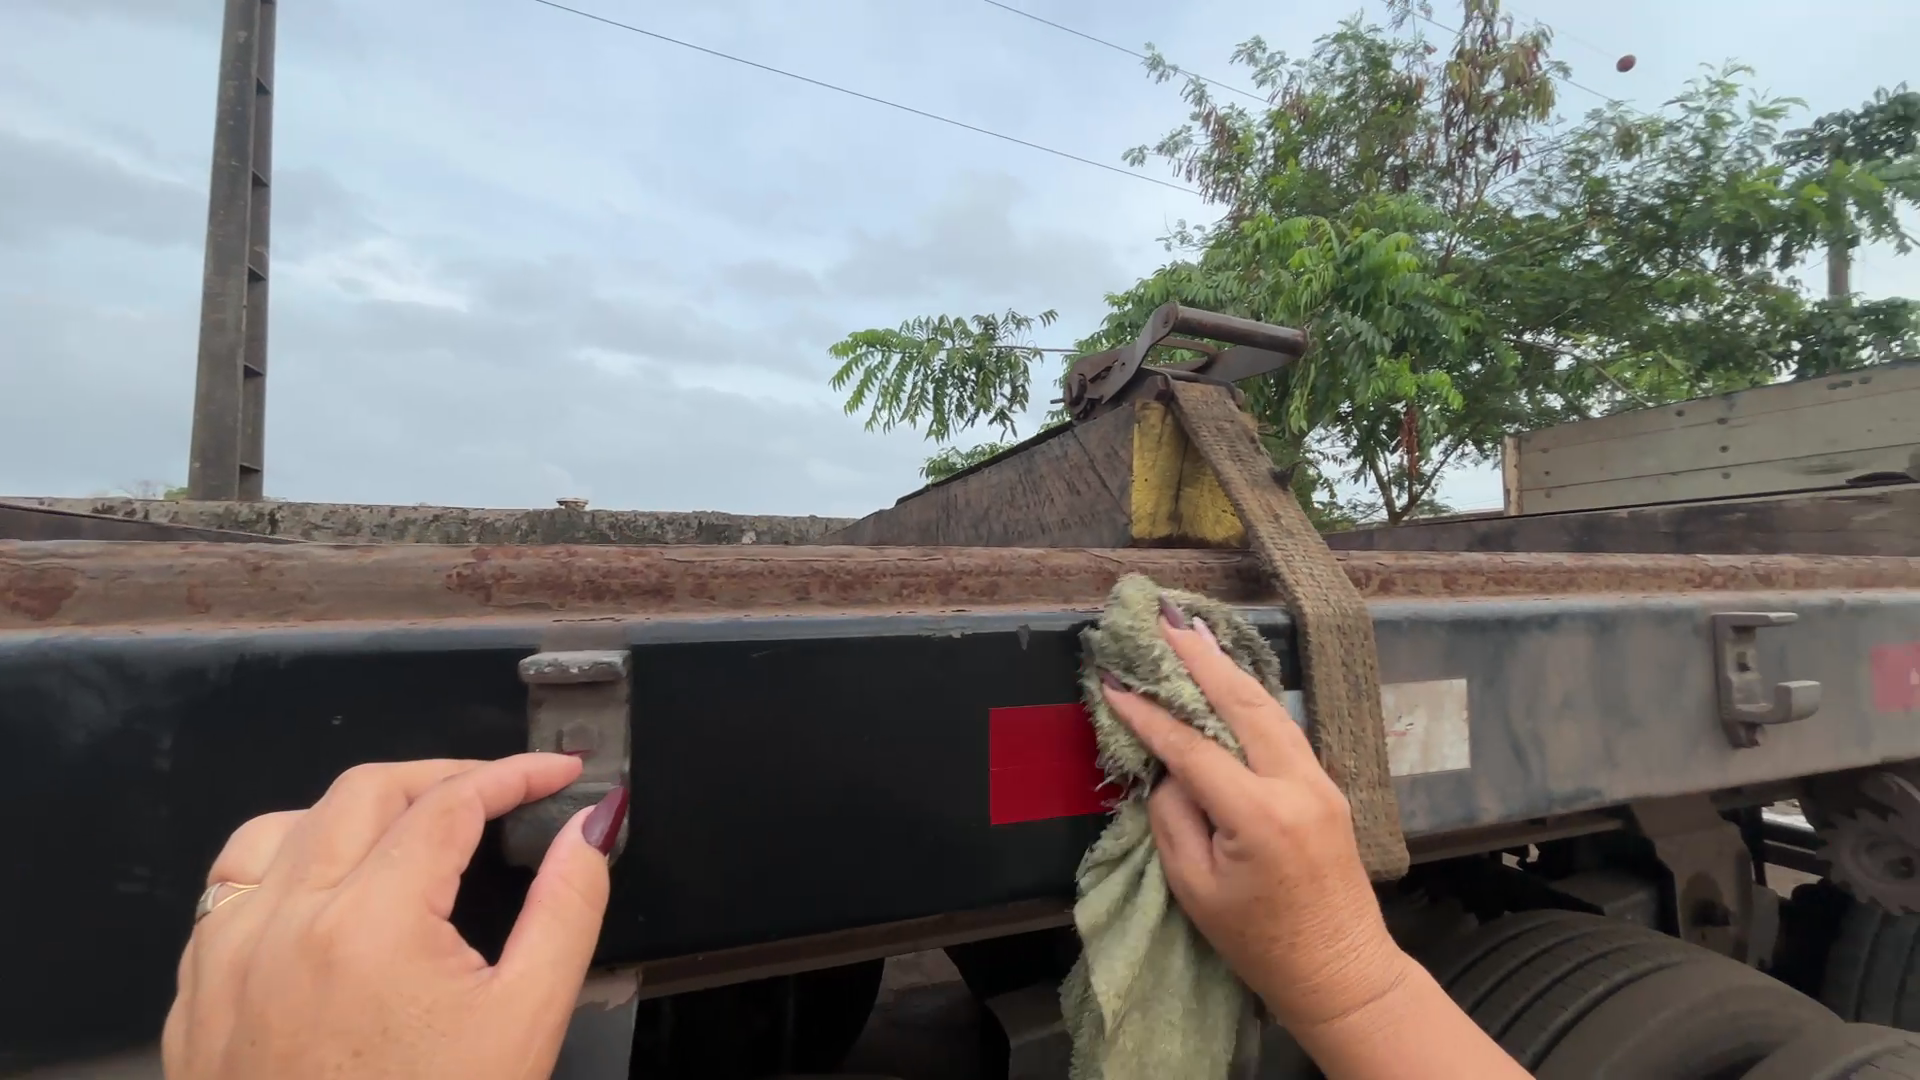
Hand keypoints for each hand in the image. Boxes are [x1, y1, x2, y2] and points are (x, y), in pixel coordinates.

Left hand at [162, 753, 628, 1079]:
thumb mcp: (531, 1010)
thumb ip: (572, 899)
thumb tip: (596, 820)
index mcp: (368, 924)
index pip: (451, 803)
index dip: (517, 773)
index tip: (563, 771)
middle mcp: (281, 925)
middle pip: (367, 791)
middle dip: (451, 775)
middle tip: (509, 793)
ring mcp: (221, 962)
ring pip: (287, 825)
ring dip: (366, 808)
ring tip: (425, 827)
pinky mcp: (193, 1000)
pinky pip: (236, 885)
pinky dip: (299, 854)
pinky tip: (343, 882)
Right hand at [1098, 606, 1413, 1035]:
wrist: (1343, 974)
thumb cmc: (1257, 942)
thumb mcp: (1193, 886)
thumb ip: (1173, 814)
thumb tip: (1172, 766)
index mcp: (1259, 817)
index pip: (1191, 748)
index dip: (1147, 714)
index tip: (1113, 682)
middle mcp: (1296, 785)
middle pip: (1241, 704)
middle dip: (1197, 658)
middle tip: (1163, 620)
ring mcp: (1319, 780)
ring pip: (1268, 706)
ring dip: (1226, 665)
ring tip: (1193, 631)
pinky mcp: (1327, 783)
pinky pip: (1282, 725)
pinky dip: (1251, 693)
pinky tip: (1230, 673)